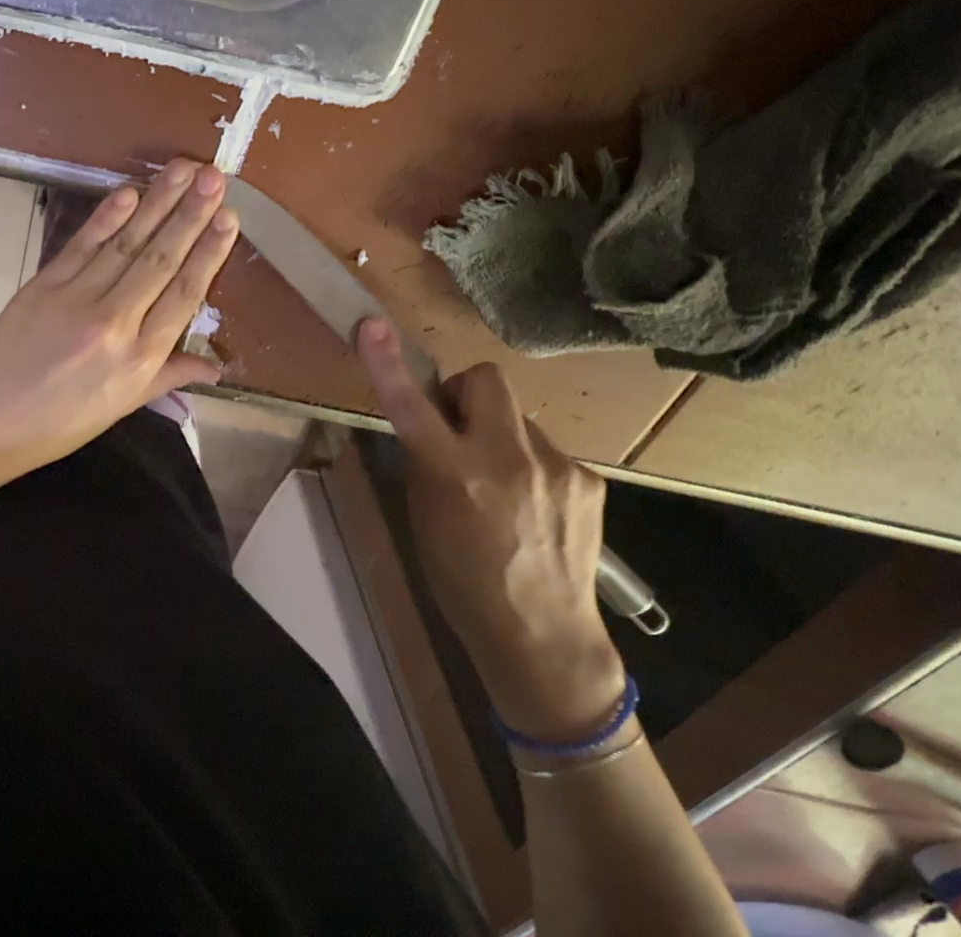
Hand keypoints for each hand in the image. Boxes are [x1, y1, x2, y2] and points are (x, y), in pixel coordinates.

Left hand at [0, 159, 238, 502]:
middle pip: (160, 260)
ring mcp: (77, 300)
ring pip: (127, 244)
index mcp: (140, 360)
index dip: (209, 253)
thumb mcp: (122, 407)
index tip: (229, 218)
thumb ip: (168, 376)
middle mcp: (115, 324)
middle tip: (217, 176)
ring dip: (157, 203)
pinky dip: (106, 217)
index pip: (184, 295)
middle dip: (191, 214)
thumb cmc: (60, 424)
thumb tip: (215, 368)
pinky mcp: (44, 286)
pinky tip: (130, 192)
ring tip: (184, 169)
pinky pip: (83, 245)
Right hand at [354, 319, 624, 741]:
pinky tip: (530, 509)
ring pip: (518, 420)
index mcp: (456, 475)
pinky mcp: (589, 479)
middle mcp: (510, 459)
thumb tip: (429, 432)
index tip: (371, 325)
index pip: (412, 407)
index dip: (387, 365)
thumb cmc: (461, 584)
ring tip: (499, 490)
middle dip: (464, 393)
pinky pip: (547, 452)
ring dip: (498, 438)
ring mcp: (558, 466)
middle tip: (455, 428)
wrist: (541, 635)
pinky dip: (530, 467)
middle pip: (486, 379)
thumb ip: (426, 467)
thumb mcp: (424, 521)